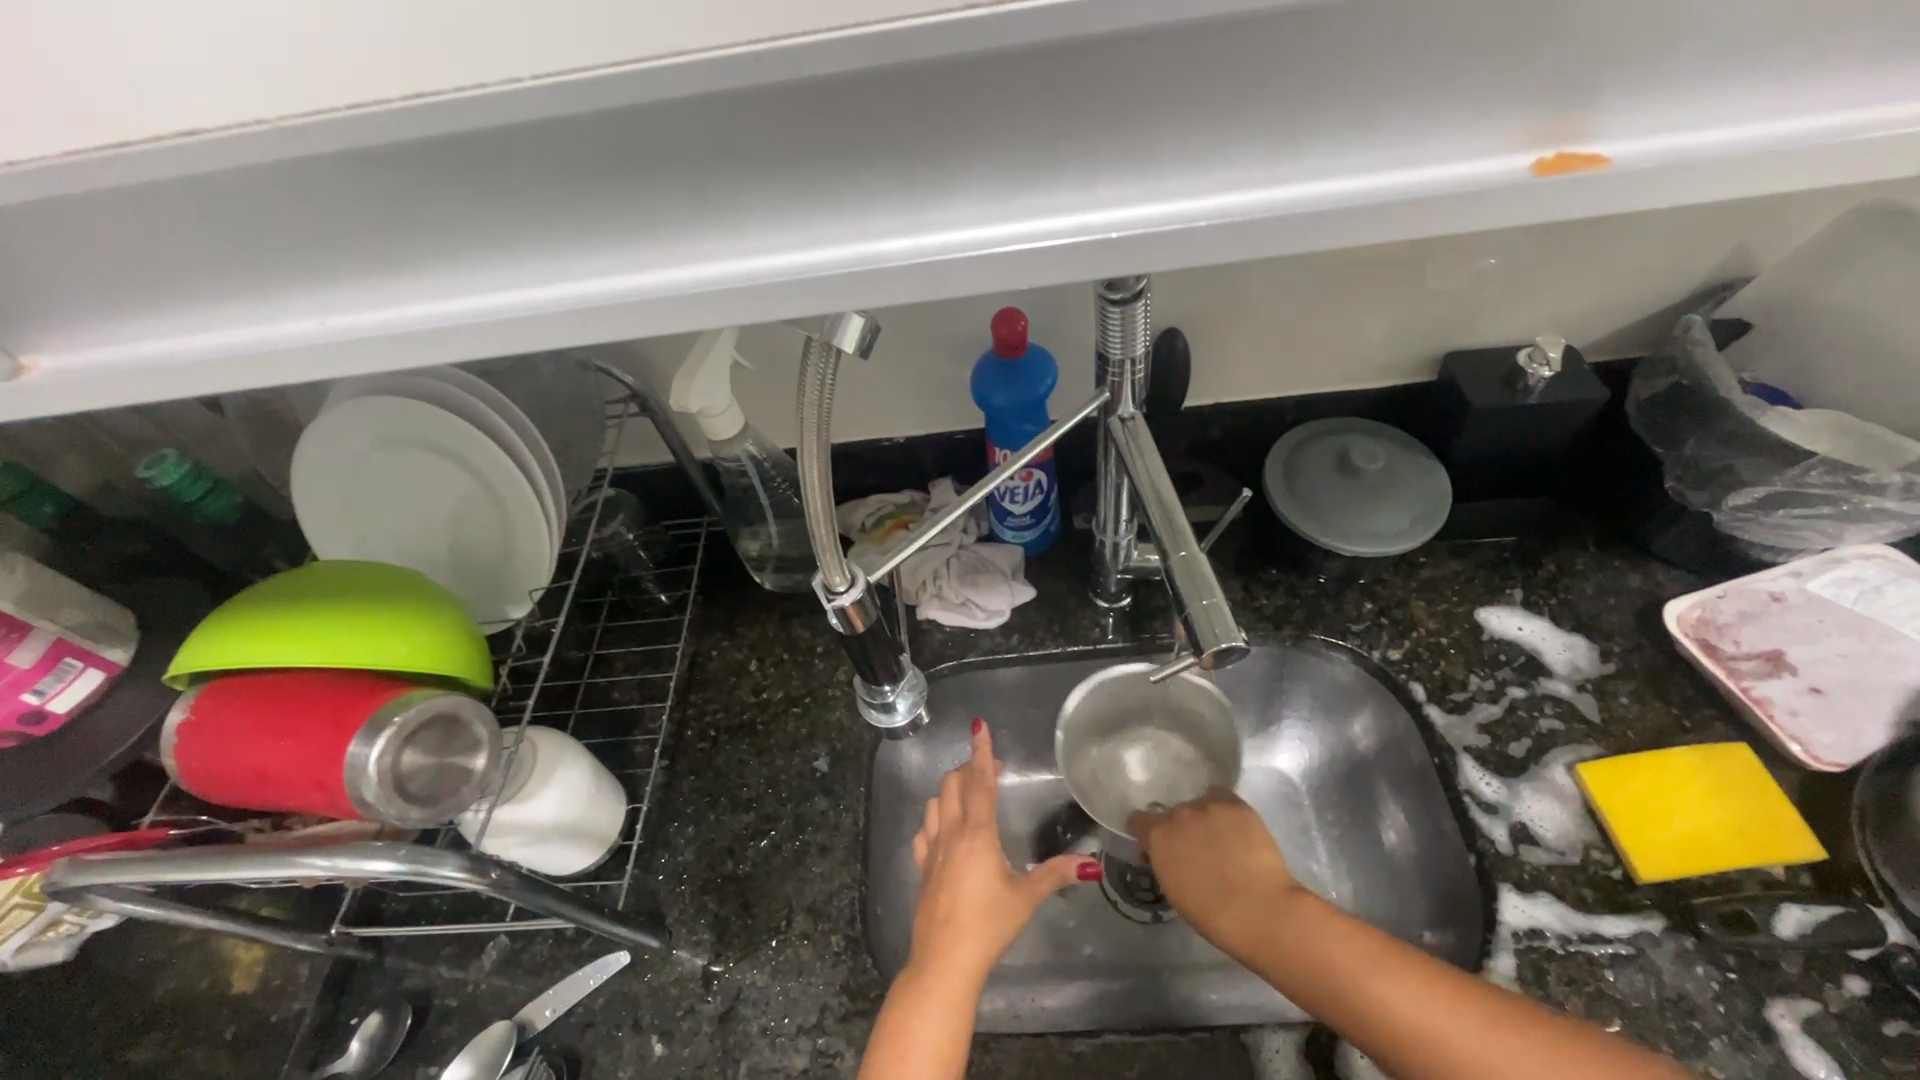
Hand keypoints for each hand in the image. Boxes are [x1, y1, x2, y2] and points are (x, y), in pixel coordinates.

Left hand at [909, 719, 1101, 985]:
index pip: (979, 782)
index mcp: (977, 834)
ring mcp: (931, 851)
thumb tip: (1091, 864)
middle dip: (968, 768)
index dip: (981, 752)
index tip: (979, 727)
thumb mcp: (1026, 898)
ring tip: (969, 795)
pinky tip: (944, 831)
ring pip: (934, 804)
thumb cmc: (988, 925)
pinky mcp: (921, 869)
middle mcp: (951, 834)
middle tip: (991, 770)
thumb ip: (1056, 875)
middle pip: (952, 785)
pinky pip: (923, 832)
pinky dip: (934, 820)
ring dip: (949, 791)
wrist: (944, 960)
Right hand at [1128, 788, 1304, 961]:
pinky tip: (1236, 828)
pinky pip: (1222, 797)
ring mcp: (1208, 806)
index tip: (1158, 848)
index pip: (1138, 820)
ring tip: (1222, 841)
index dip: (1146, 833)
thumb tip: (1171, 855)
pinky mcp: (1237, 805)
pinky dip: (1224, 810)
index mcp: (1157, 836)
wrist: (1259, 909)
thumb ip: (1164, 862)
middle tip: (1197, 851)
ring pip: (1199, 805)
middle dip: (1180, 830)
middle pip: (1172, 813)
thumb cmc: (1212, 914)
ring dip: (1204, 820)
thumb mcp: (1172, 889)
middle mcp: (1179, 814)